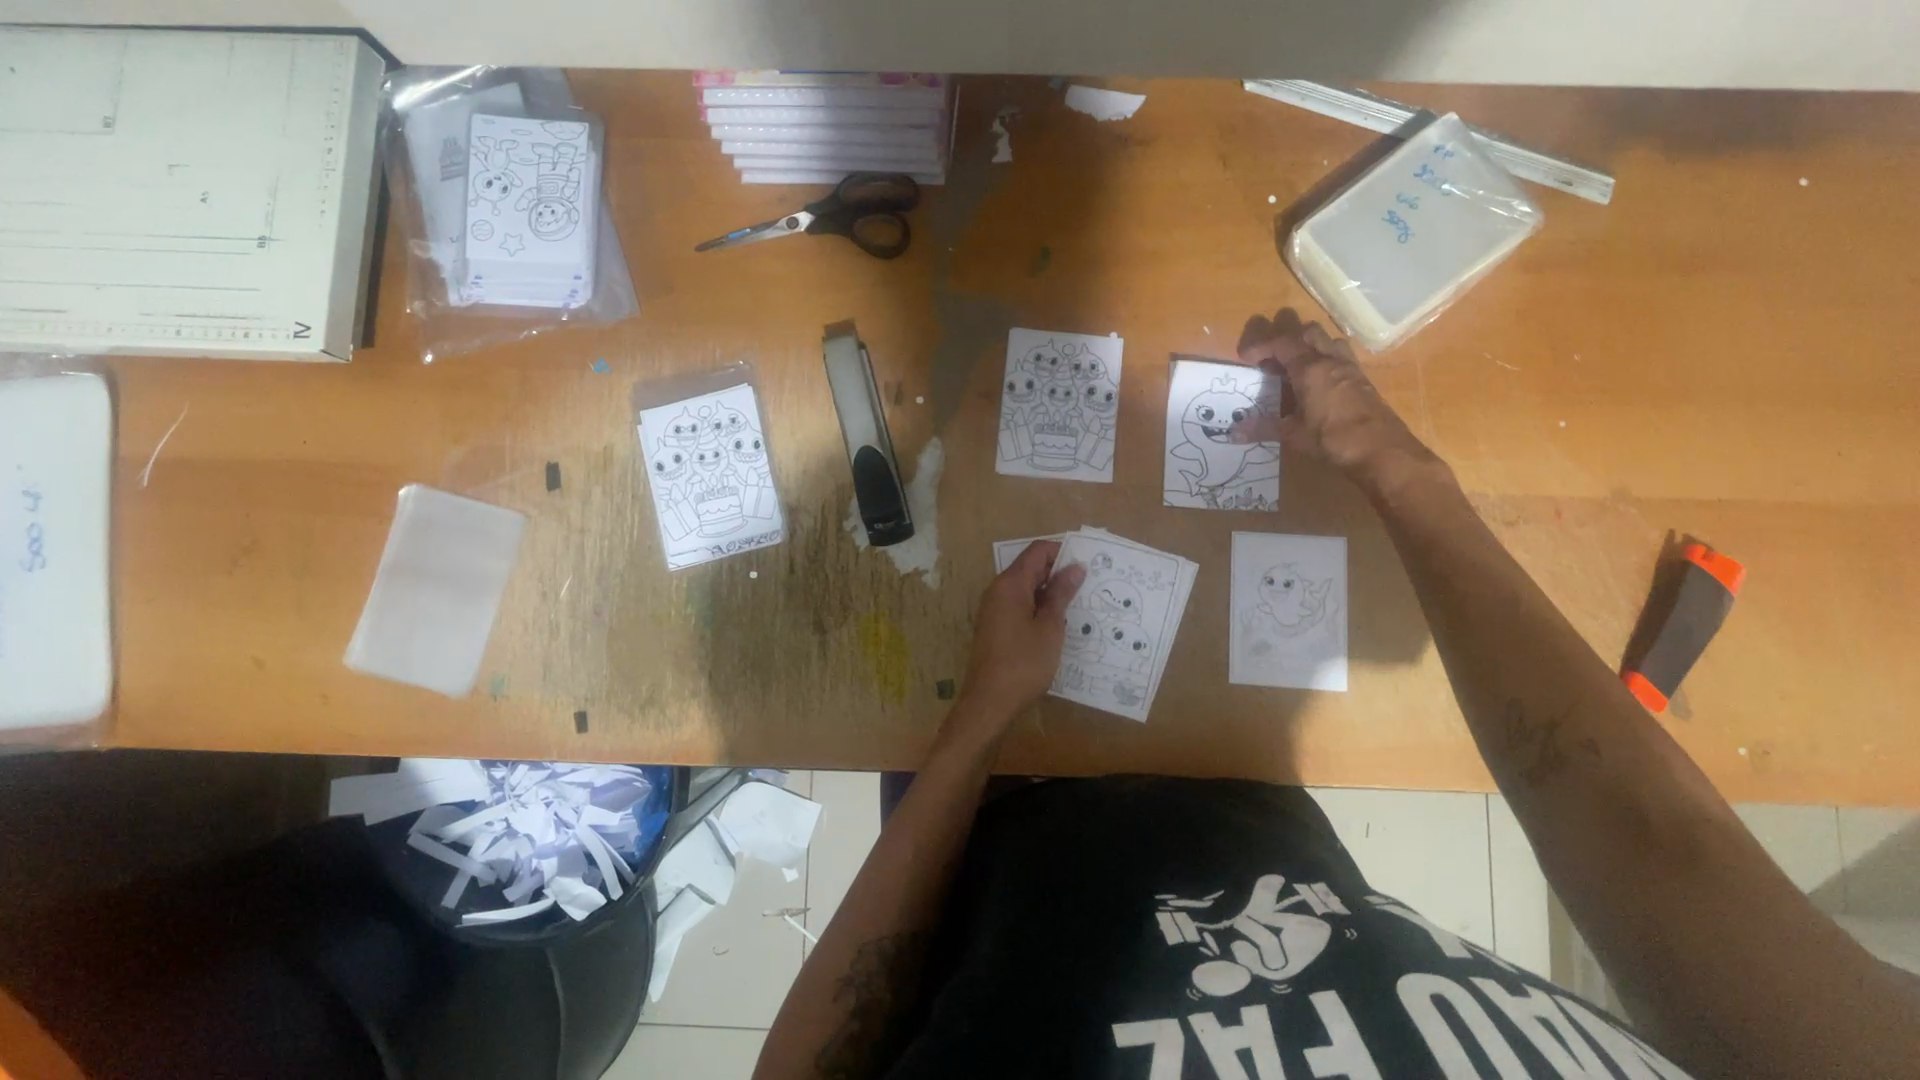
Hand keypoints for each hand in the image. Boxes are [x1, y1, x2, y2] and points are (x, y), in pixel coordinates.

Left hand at [958, 540, 1085, 720]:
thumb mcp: (1050, 627)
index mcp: (1010, 584)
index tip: (1087, 568)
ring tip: (1079, 607)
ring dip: (1051, 594)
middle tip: (1090, 587)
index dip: (1063, 553)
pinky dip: (1039, 609)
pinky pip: (1020, 606)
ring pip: (1026, 589)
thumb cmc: (1024, 663)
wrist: (989, 701)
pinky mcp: (995, 627)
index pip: (1038, 551)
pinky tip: (1059, 625)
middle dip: (1059, 573)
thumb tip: (1075, 567)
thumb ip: (1061, 594)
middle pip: (1031, 568)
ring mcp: (994, 609)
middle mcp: (998, 590)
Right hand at [1231, 309, 1439, 487]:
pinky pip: (1341, 356)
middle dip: (1286, 340)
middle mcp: (1330, 360)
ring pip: (1327, 340)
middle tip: (1272, 362)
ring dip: (1309, 346)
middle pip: (1307, 332)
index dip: (1261, 346)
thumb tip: (1234, 433)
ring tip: (1295, 368)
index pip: (1282, 343)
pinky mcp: (1362, 379)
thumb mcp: (1293, 434)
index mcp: (1310, 368)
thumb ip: (1263, 428)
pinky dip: (1325, 360)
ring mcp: (1349, 367)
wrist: (1381, 450)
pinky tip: (1317, 383)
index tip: (1246, 359)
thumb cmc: (1332, 439)